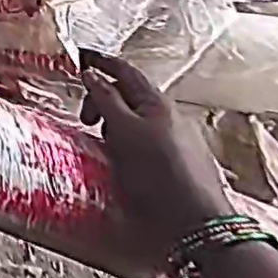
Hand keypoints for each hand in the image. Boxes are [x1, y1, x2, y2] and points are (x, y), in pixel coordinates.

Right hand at [78, 50, 232, 248]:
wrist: (199, 220)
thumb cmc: (156, 168)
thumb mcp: (122, 128)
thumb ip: (104, 97)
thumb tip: (90, 73)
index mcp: (157, 101)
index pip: (124, 70)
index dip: (100, 61)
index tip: (78, 57)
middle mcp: (170, 113)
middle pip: (128, 93)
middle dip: (102, 99)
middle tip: (85, 119)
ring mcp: (179, 136)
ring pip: (136, 115)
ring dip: (113, 120)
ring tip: (105, 141)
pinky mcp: (182, 157)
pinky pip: (146, 134)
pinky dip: (127, 135)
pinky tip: (124, 154)